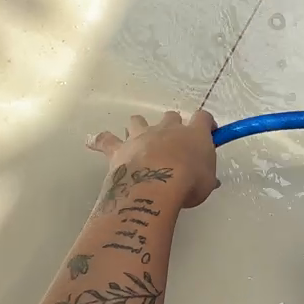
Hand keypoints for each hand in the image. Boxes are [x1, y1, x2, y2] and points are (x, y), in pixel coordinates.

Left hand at [87, 110, 220, 208]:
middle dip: (172, 125)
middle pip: (170, 116)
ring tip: (138, 138)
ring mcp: (141, 136)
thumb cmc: (188, 183)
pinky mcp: (120, 149)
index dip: (206, 123)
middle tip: (173, 142)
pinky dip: (100, 140)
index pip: (202, 118)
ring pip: (138, 121)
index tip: (208, 130)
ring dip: (139, 127)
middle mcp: (167, 128)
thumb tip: (211, 181)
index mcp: (193, 134)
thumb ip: (207, 178)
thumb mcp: (207, 184)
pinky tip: (91, 141)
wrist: (156, 186)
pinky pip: (105, 140)